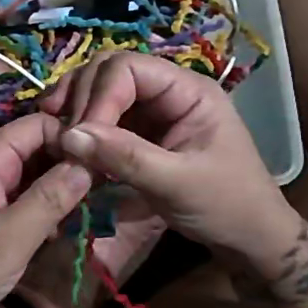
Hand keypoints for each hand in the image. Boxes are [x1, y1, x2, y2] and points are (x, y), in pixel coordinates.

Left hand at [0, 114, 91, 307]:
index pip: (36, 126)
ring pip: (34, 179)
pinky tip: (72, 228)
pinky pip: (24, 204)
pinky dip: (47, 212)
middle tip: (111, 186)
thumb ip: (50, 199)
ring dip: (62, 191)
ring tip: (99, 206)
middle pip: (37, 151)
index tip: (107, 159)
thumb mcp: (9, 238)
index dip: (72, 137)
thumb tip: (89, 162)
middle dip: (71, 165)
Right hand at [40, 53, 300, 273]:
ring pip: (100, 91)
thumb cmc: (226, 206)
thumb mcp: (177, 184)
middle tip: (62, 138)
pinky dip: (82, 129)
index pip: (128, 68)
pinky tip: (69, 147)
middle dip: (81, 98)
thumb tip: (69, 136)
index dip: (99, 97)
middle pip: (109, 71)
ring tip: (59, 140)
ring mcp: (152, 111)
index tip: (79, 136)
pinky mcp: (140, 132)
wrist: (249, 239)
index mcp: (188, 90)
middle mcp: (167, 90)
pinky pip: (102, 118)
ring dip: (75, 110)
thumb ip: (125, 157)